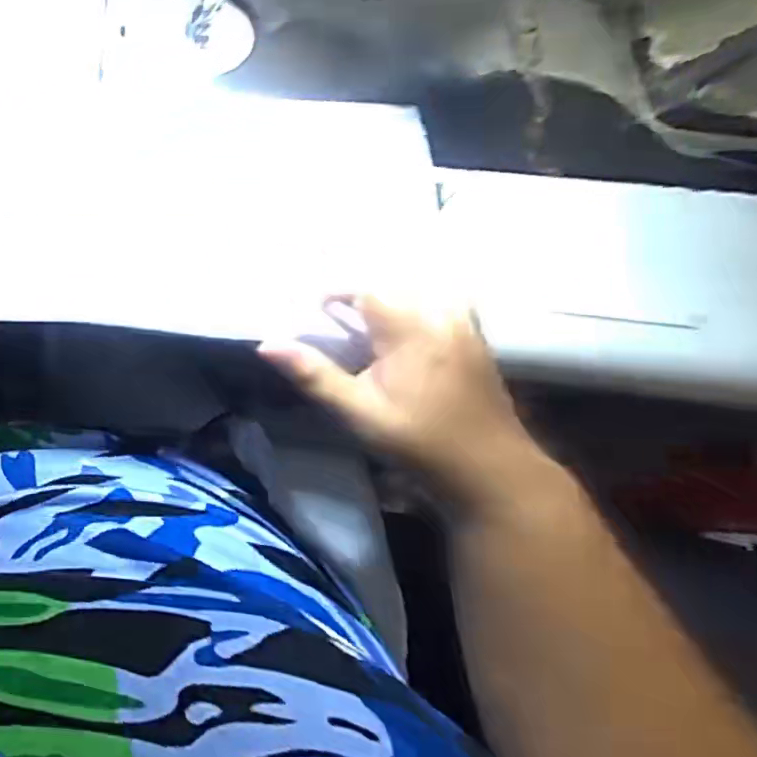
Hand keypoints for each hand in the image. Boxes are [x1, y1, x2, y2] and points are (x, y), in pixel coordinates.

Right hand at [260, 295, 539, 513]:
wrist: (490, 471)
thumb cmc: (417, 441)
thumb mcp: (357, 411)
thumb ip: (313, 374)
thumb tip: (267, 345)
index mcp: (411, 330)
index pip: (368, 290)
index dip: (337, 294)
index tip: (316, 310)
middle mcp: (442, 318)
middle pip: (397, 286)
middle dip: (364, 293)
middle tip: (336, 314)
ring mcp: (466, 329)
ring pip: (425, 292)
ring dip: (394, 298)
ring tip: (369, 318)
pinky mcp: (477, 343)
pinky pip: (445, 306)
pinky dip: (419, 307)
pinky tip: (405, 332)